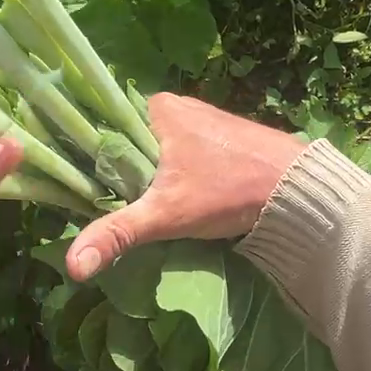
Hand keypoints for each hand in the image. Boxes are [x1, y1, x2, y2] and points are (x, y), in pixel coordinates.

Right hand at [65, 92, 308, 280]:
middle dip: (119, 164)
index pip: (106, 122)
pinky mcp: (223, 139)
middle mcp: (179, 104)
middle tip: (100, 196)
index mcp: (158, 107)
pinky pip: (183, 150)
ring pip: (158, 145)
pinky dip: (173, 169)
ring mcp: (205, 120)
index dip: (89, 150)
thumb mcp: (164, 214)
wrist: (299, 192)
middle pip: (131, 136)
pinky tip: (169, 192)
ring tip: (128, 198)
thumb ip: (117, 234)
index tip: (74, 175)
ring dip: (148, 168)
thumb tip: (71, 266)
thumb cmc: (227, 191)